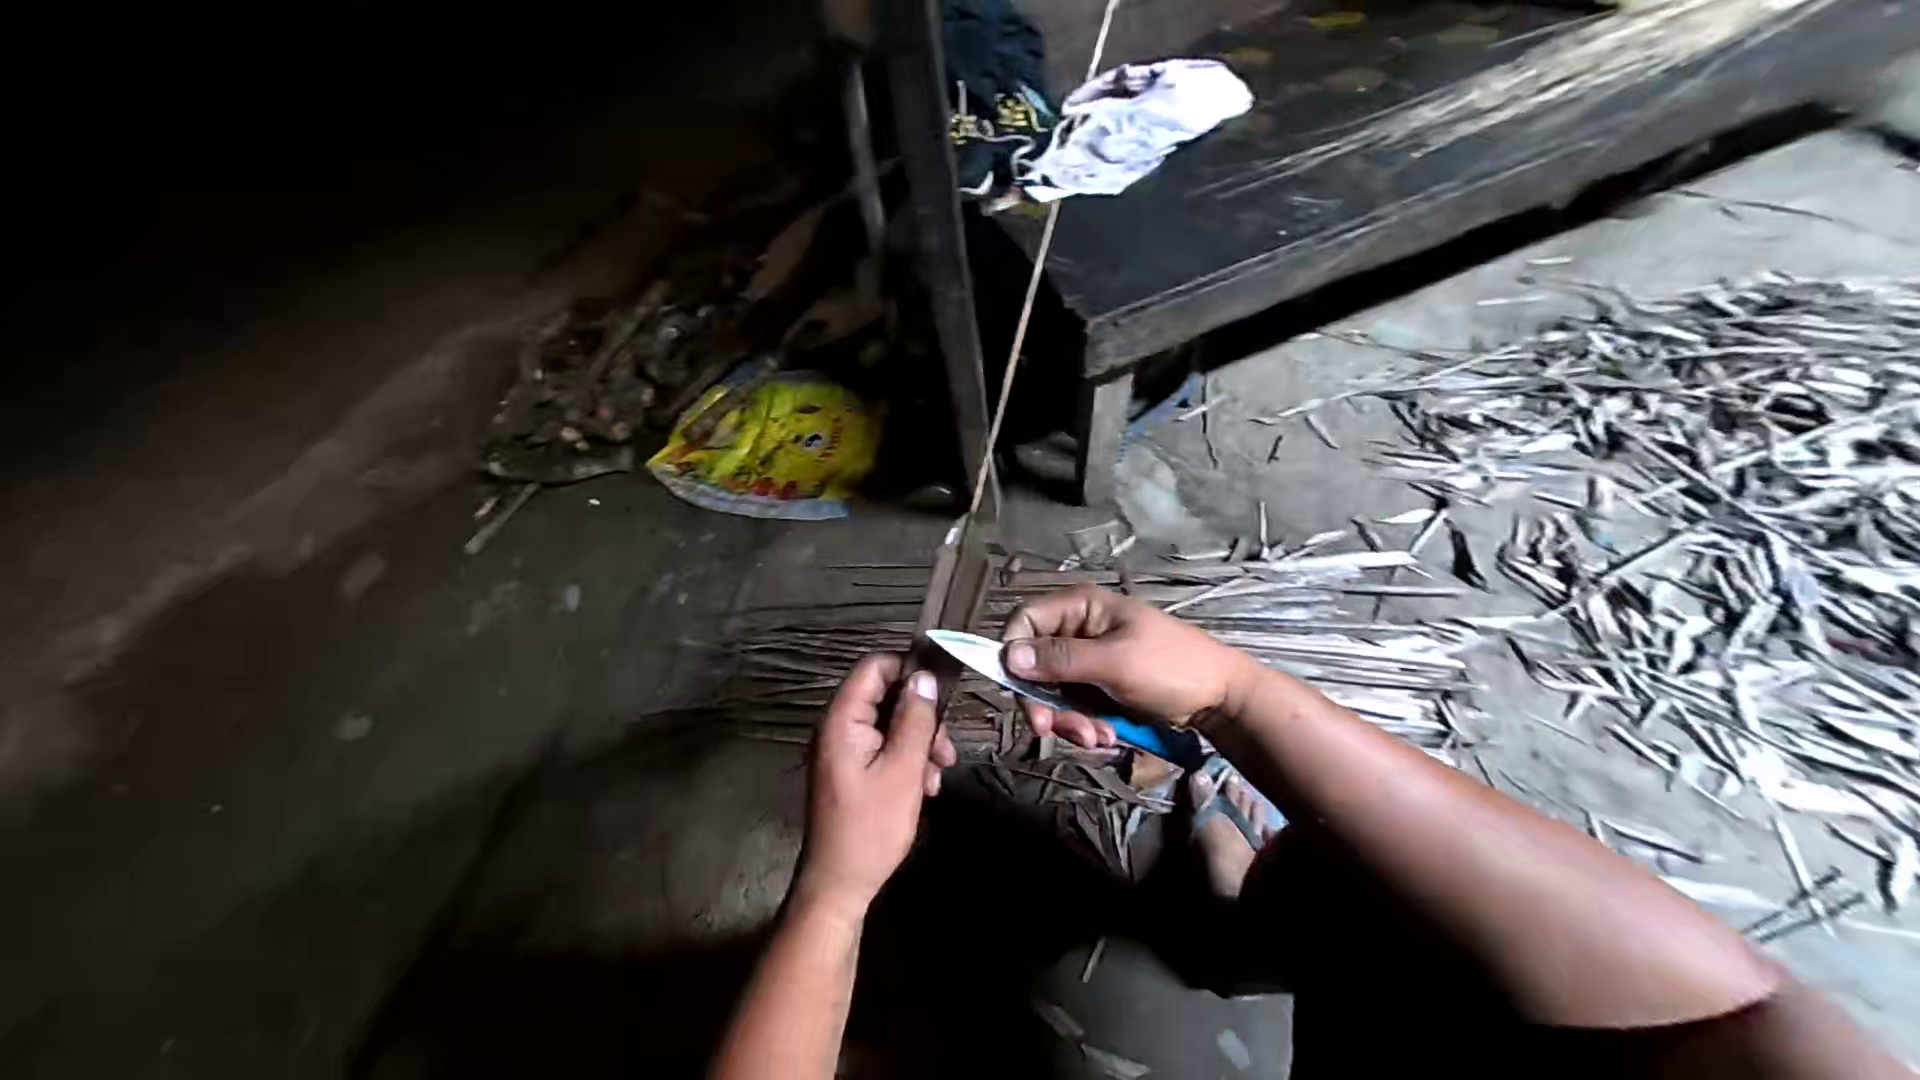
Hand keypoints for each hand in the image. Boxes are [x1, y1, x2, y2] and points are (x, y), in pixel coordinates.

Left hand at [791, 654, 956, 920]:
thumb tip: (925, 677)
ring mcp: (843, 749)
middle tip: (945, 747)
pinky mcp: (851, 768)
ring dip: (919, 741)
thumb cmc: (871, 828)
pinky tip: (925, 785)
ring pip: (890, 723)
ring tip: (939, 773)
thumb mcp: (903, 769)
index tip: (942, 690)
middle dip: (921, 716)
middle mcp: (838, 727)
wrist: (839, 886)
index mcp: (842, 719)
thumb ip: (915, 718)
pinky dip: (907, 759)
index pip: (875, 667)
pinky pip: (884, 746)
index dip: (909, 669)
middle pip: (886, 696)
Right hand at [1001, 584, 1261, 747]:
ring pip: (1051, 692)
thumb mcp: (1115, 662)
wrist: (1220, 700)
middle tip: (1050, 730)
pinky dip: (1083, 724)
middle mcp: (1077, 630)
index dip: (1013, 652)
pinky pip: (1072, 707)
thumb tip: (1009, 657)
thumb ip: (1060, 660)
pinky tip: (1105, 735)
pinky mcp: (1096, 686)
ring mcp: (1087, 660)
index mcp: (1081, 607)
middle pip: (1033, 664)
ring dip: (1067, 720)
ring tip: (1096, 737)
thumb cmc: (1171, 667)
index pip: (1024, 620)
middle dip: (1044, 702)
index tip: (1016, 688)